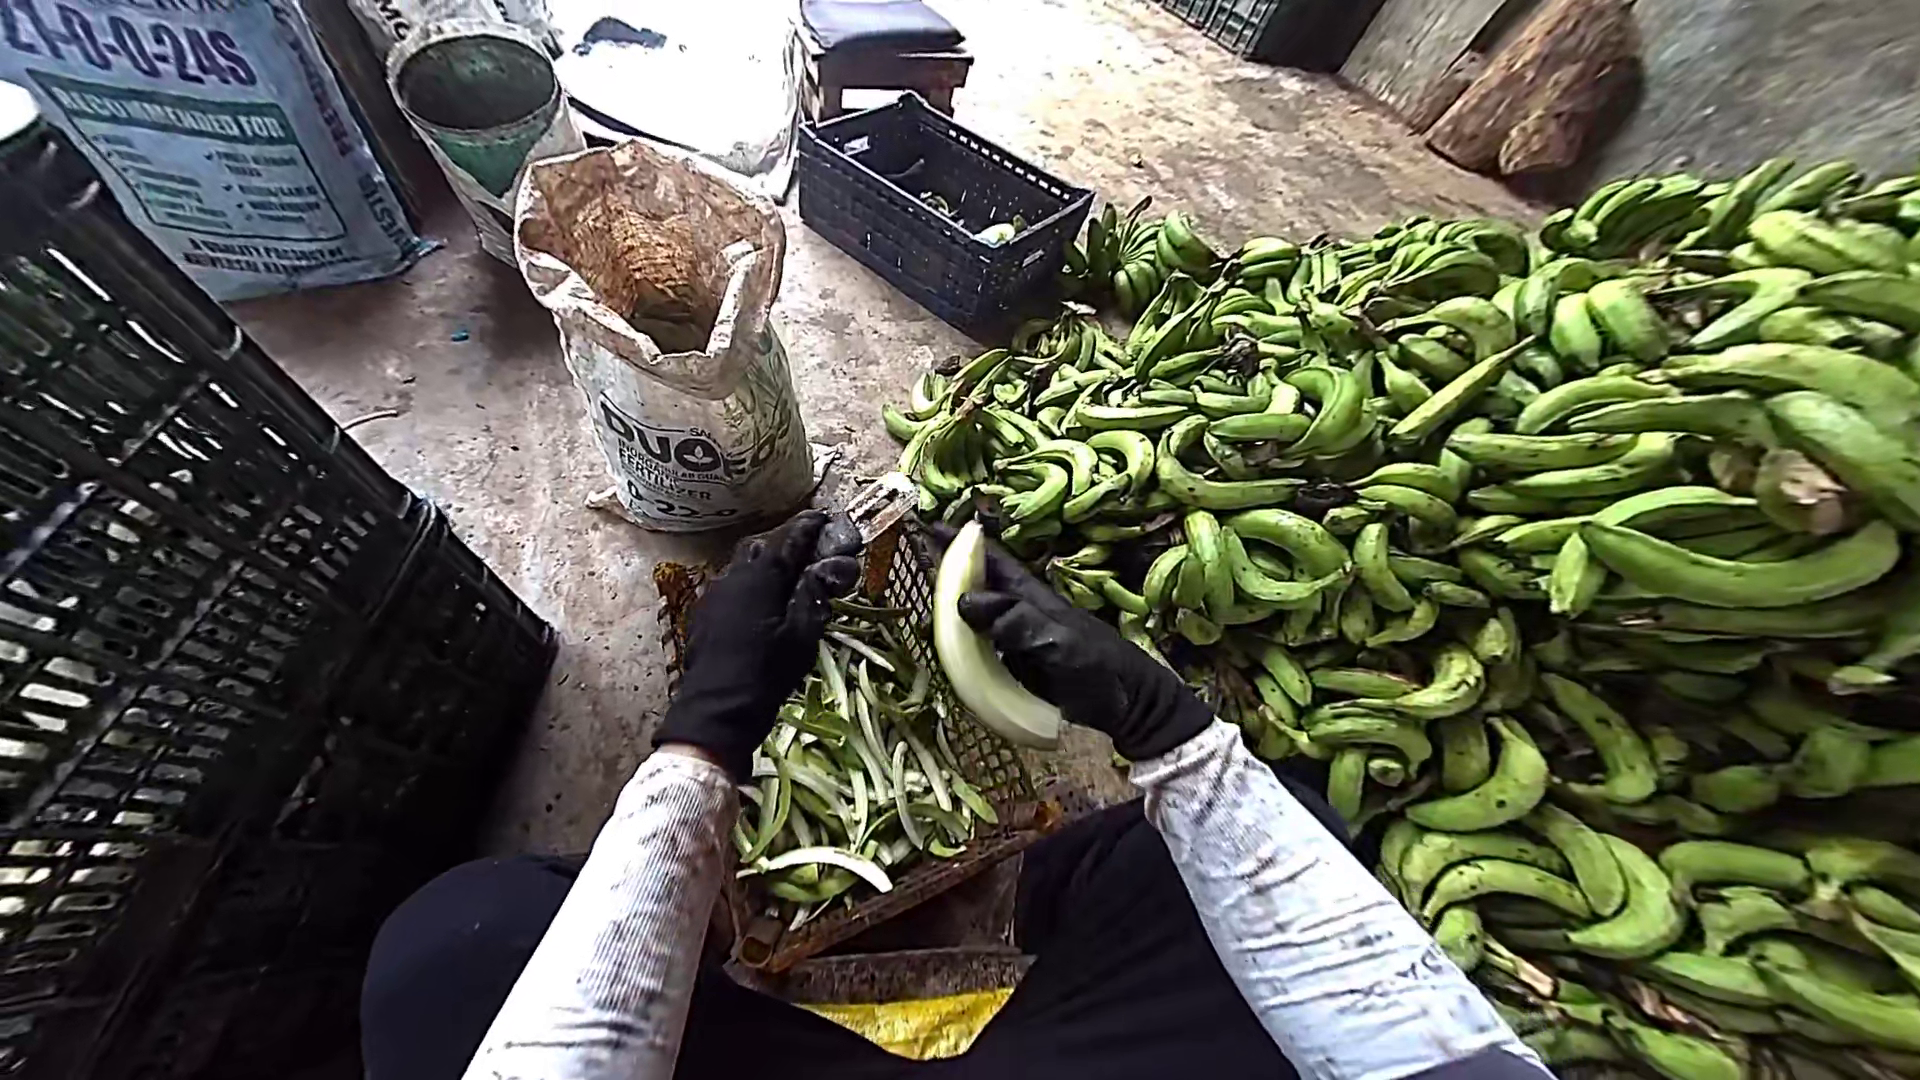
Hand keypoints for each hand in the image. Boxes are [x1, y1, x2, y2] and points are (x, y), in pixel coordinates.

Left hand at [656, 509, 862, 778]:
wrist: (716, 711)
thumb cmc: (766, 674)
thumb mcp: (802, 635)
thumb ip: (816, 593)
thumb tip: (836, 562)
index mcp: (762, 578)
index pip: (790, 538)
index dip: (810, 526)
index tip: (827, 517)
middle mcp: (735, 576)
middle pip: (764, 545)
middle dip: (789, 540)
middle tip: (812, 547)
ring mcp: (716, 593)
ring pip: (745, 563)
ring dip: (769, 561)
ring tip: (791, 572)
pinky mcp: (706, 611)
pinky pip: (733, 583)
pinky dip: (753, 580)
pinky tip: (764, 599)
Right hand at [939, 526, 1212, 760]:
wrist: (1125, 705)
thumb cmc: (1096, 665)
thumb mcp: (1057, 641)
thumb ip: (1015, 622)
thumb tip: (963, 600)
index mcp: (1028, 595)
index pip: (990, 558)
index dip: (962, 541)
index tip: (932, 524)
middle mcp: (1016, 611)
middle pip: (976, 582)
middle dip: (947, 568)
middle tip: (914, 559)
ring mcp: (1014, 638)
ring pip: (975, 614)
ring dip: (949, 605)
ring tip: (921, 600)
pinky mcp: (1013, 665)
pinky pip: (978, 646)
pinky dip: (958, 641)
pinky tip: (944, 645)